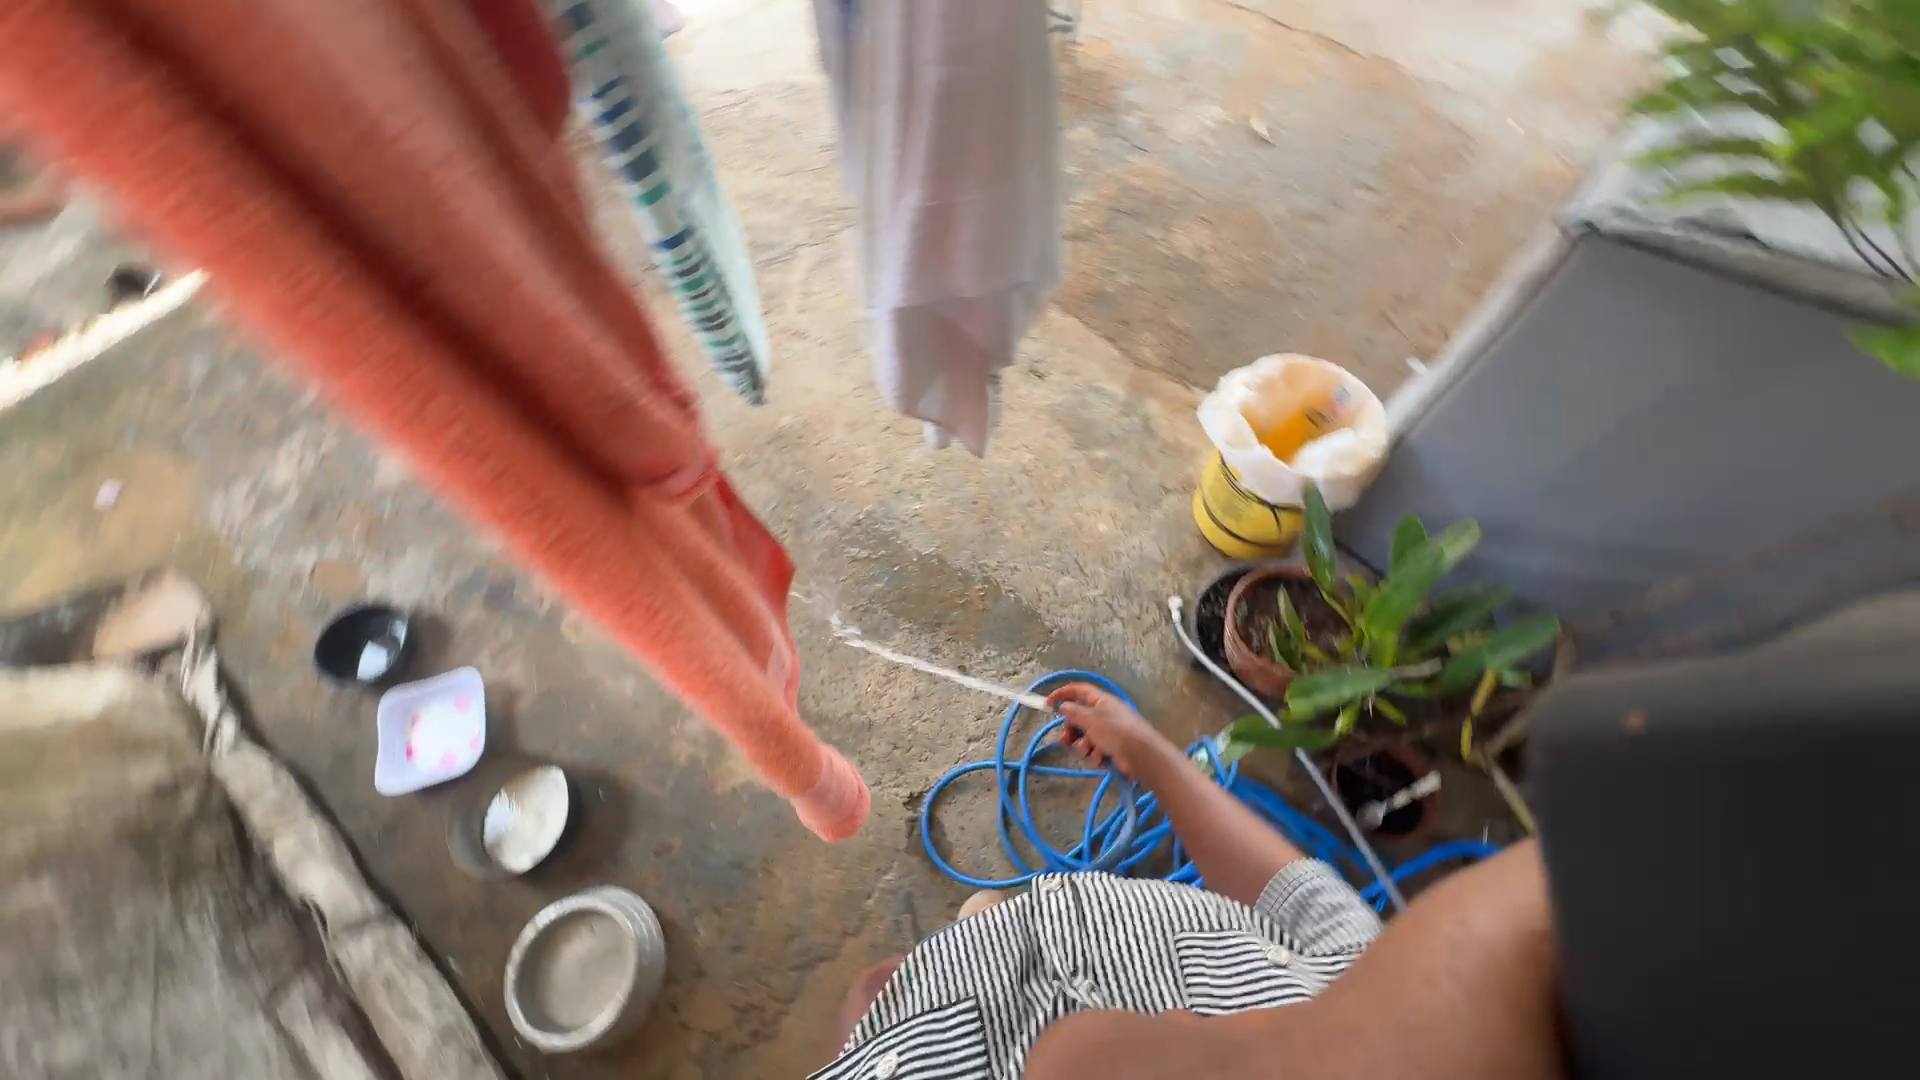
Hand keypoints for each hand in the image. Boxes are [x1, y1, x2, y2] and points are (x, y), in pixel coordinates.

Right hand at [1046, 683, 1173, 780]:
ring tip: (1088, 750)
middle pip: (1078, 717)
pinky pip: (1094, 750)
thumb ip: (1074, 712)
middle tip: (1065, 740)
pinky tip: (1100, 758)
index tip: (1047, 704)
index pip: (1078, 690)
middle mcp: (1104, 714)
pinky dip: (1094, 755)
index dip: (1062, 694)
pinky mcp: (1111, 749)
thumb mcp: (1090, 718)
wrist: (1141, 756)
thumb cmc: (1115, 731)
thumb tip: (1063, 706)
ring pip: (1084, 737)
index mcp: (1101, 700)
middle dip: (1070, 730)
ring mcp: (1108, 732)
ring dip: (1082, 745)